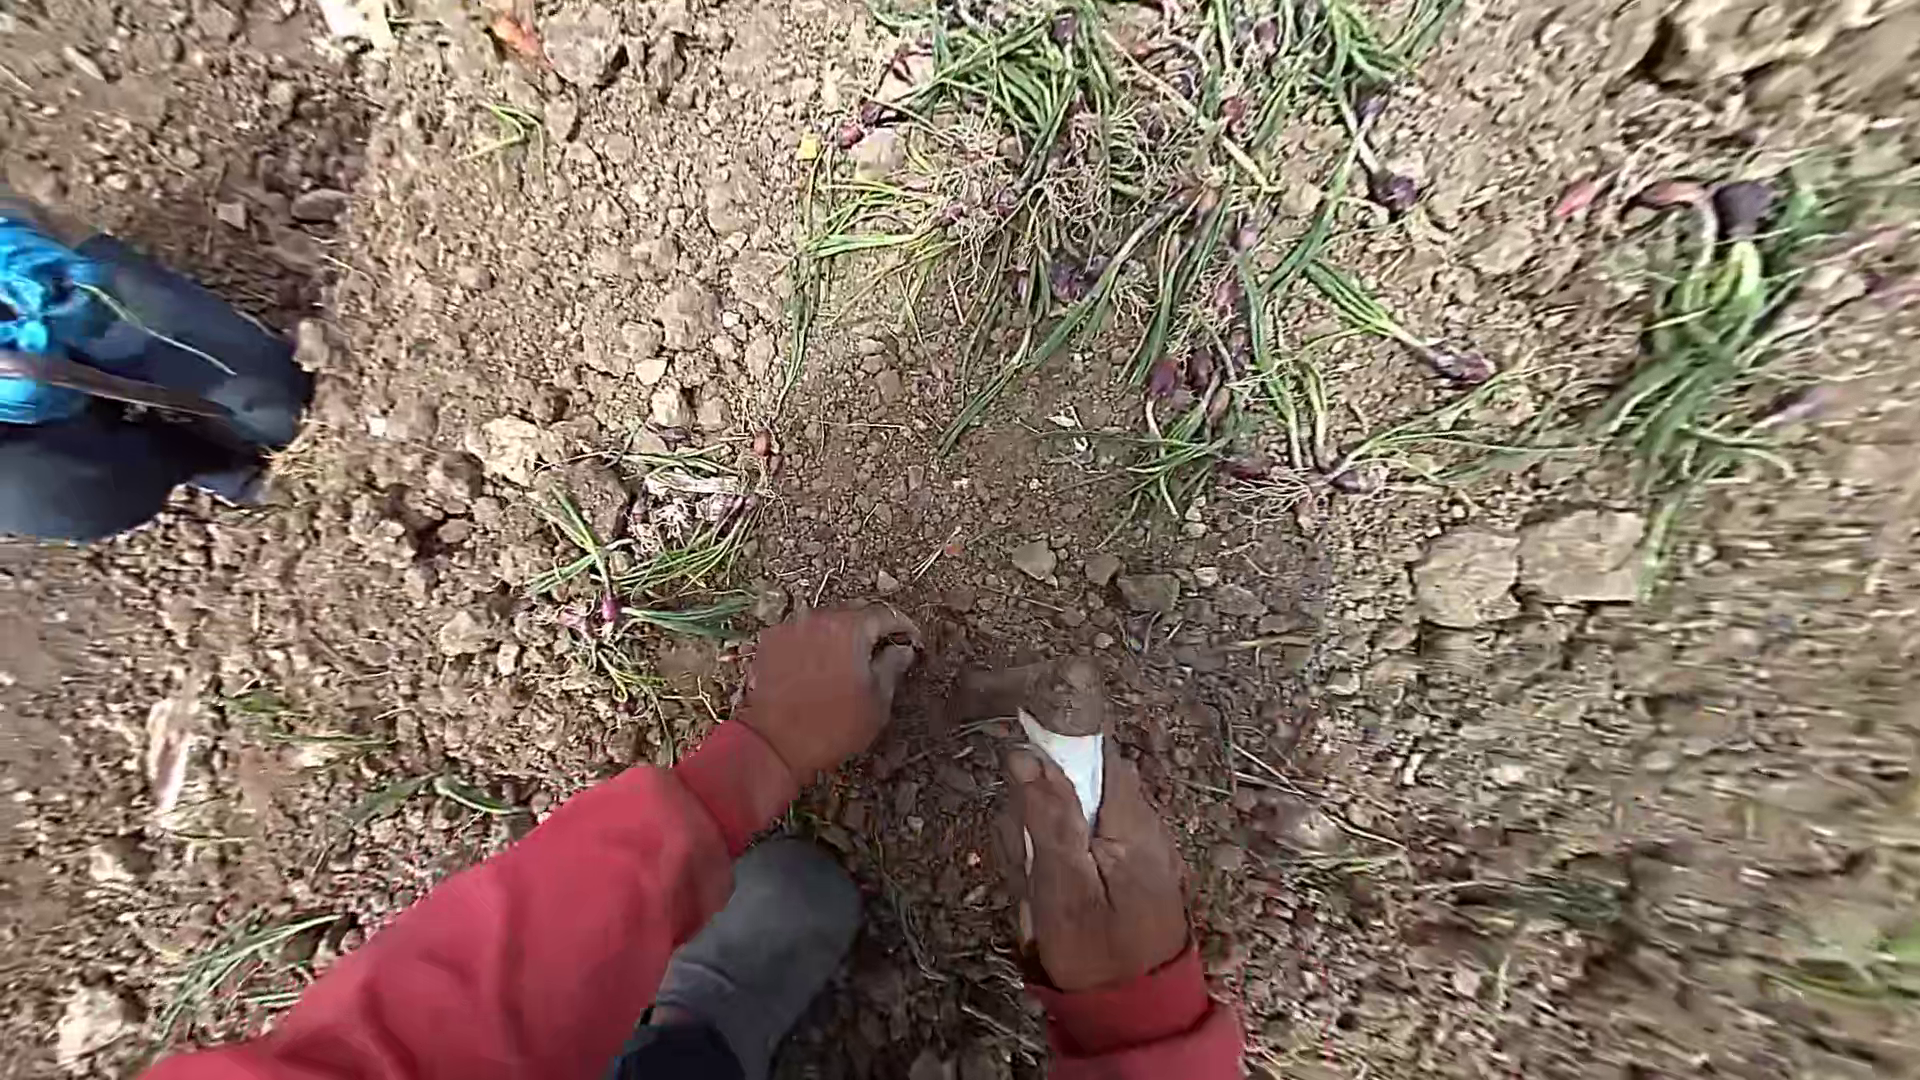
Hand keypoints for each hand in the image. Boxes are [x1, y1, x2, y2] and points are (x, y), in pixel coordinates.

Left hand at [735, 604, 920, 783]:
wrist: (772, 745)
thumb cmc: (831, 727)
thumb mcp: (877, 701)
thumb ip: (893, 666)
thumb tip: (902, 650)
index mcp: (851, 629)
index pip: (886, 614)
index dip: (903, 627)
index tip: (910, 640)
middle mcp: (820, 619)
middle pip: (855, 612)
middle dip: (872, 627)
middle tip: (883, 648)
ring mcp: (792, 628)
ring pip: (827, 620)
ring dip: (842, 634)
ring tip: (849, 659)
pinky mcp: (771, 642)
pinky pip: (802, 632)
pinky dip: (816, 641)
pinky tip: (820, 664)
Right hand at [1003, 742, 1189, 991]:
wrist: (1134, 1022)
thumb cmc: (1096, 955)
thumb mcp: (1062, 887)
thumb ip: (1046, 817)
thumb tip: (1025, 755)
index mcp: (1132, 820)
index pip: (1096, 751)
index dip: (1057, 750)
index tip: (1025, 776)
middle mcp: (1144, 823)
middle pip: (1084, 780)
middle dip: (1047, 805)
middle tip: (1029, 851)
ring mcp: (1140, 846)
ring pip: (1082, 810)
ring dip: (1051, 834)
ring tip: (1039, 879)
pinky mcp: (1133, 867)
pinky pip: (1090, 838)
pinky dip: (1066, 854)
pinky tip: (1053, 888)